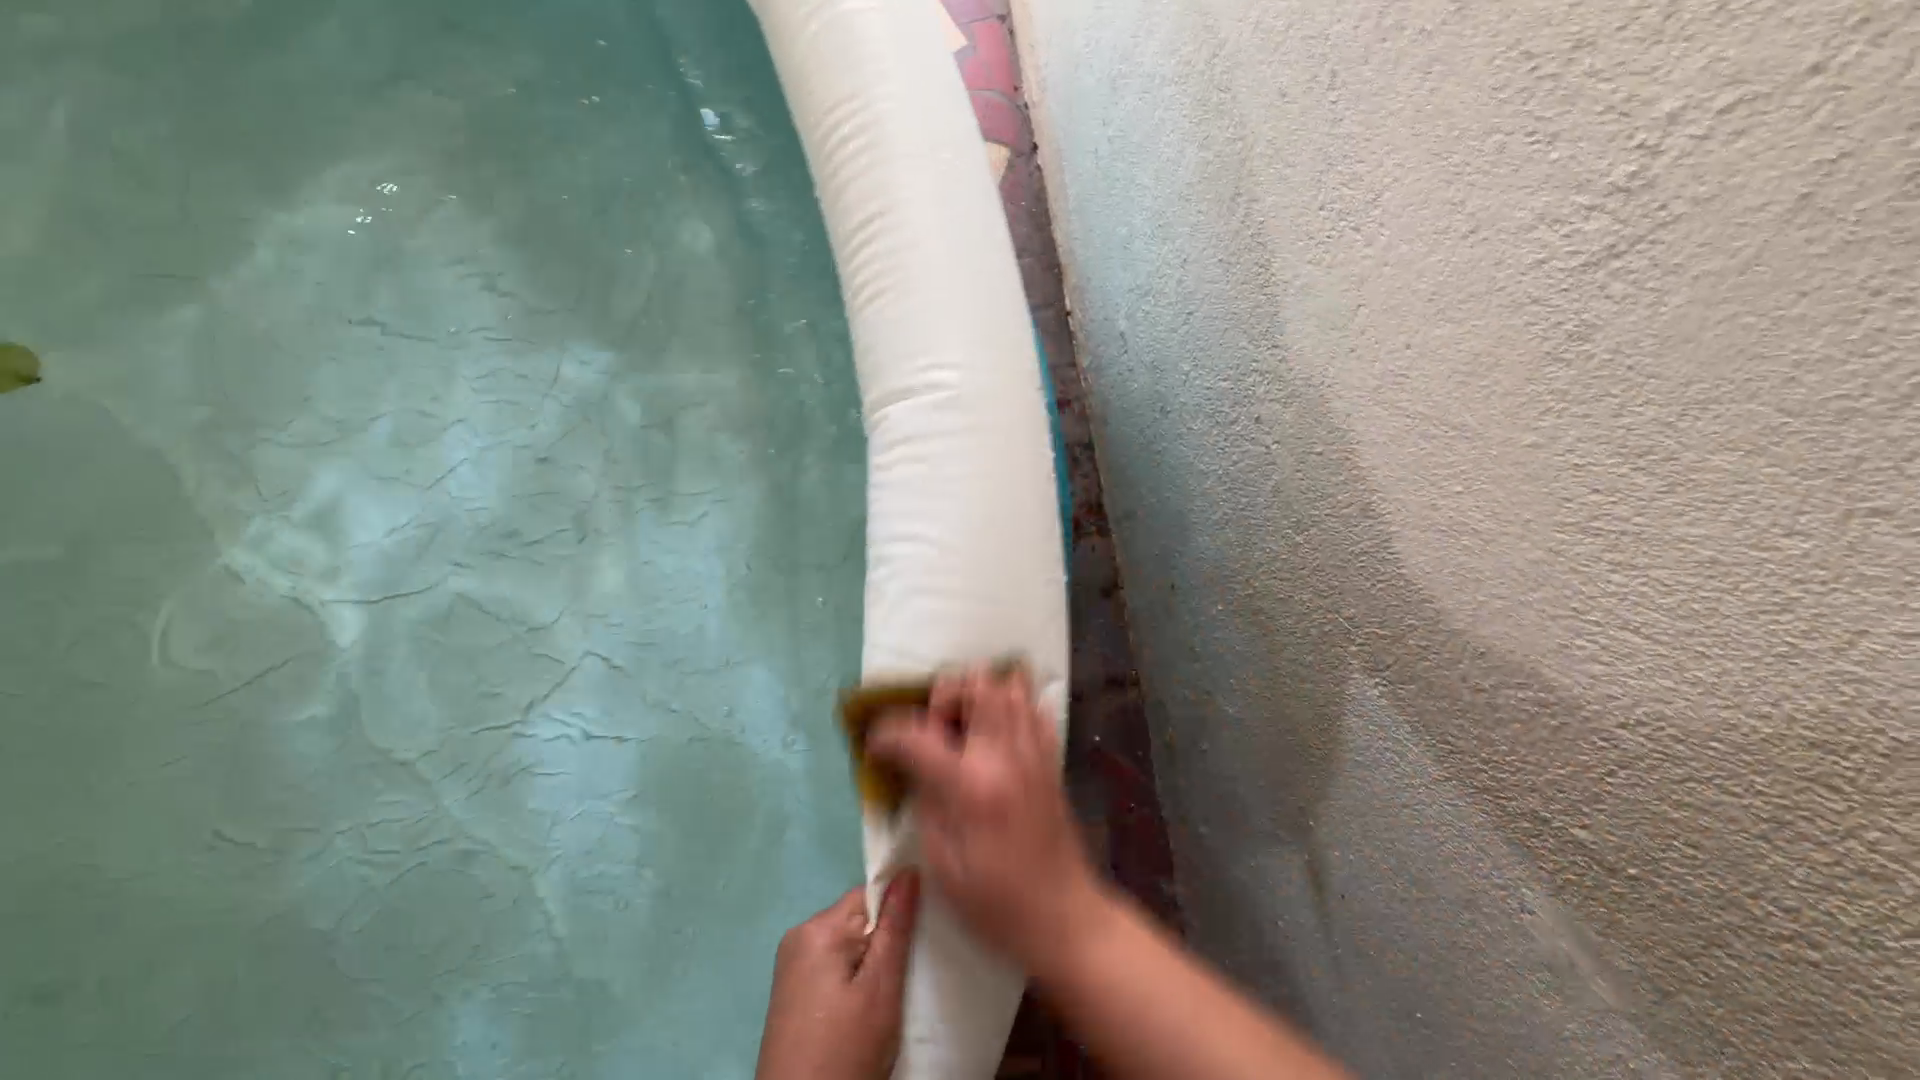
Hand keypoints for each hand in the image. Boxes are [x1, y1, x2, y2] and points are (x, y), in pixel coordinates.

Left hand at [756, 872, 920, 1079]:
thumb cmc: (845, 1049)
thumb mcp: (880, 989)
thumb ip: (894, 929)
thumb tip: (908, 871)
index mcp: (817, 929)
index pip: (868, 894)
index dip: (898, 909)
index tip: (922, 936)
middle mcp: (798, 936)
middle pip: (857, 918)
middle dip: (885, 939)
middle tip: (909, 970)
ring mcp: (791, 964)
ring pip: (847, 943)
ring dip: (872, 961)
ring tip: (889, 992)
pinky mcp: (792, 990)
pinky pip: (832, 964)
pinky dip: (854, 978)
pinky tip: (866, 1006)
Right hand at [866, 665, 1104, 976]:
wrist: (1065, 919)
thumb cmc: (997, 905)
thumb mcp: (943, 864)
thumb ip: (926, 805)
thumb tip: (914, 770)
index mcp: (972, 786)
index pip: (918, 734)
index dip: (887, 734)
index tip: (875, 745)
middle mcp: (1005, 756)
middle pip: (975, 684)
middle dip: (944, 696)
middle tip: (934, 731)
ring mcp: (1034, 754)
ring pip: (1010, 686)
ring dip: (979, 694)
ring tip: (964, 728)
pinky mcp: (1051, 761)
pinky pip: (1034, 709)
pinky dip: (1012, 707)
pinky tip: (996, 736)